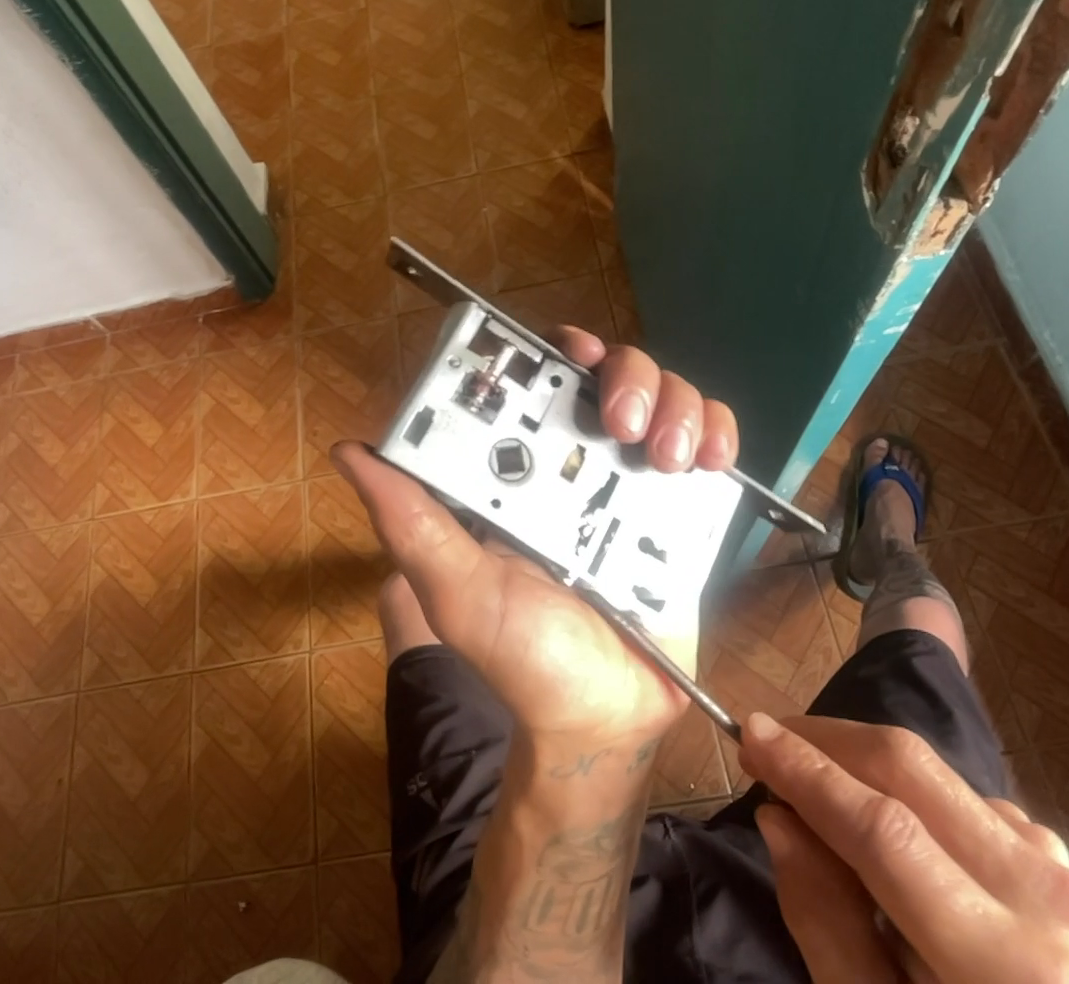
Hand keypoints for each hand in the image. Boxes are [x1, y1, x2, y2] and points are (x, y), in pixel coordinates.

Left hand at [330, 327, 737, 744]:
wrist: (602, 718)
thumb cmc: (522, 659)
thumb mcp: (456, 588)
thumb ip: (411, 522)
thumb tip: (350, 452)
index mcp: (518, 474)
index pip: (538, 381)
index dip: (555, 350)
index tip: (573, 353)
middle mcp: (578, 466)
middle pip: (612, 373)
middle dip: (628, 377)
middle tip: (625, 424)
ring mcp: (636, 483)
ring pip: (668, 395)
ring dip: (676, 405)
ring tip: (671, 459)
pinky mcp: (685, 508)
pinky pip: (711, 442)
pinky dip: (718, 432)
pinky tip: (712, 461)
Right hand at [741, 713, 1068, 983]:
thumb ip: (821, 916)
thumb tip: (776, 815)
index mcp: (1001, 960)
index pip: (882, 830)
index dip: (806, 773)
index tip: (749, 732)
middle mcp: (1043, 897)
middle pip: (911, 771)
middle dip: (825, 741)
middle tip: (765, 739)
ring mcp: (1061, 870)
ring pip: (932, 773)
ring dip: (857, 762)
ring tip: (807, 784)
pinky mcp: (1058, 857)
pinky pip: (958, 796)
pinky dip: (900, 791)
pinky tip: (874, 822)